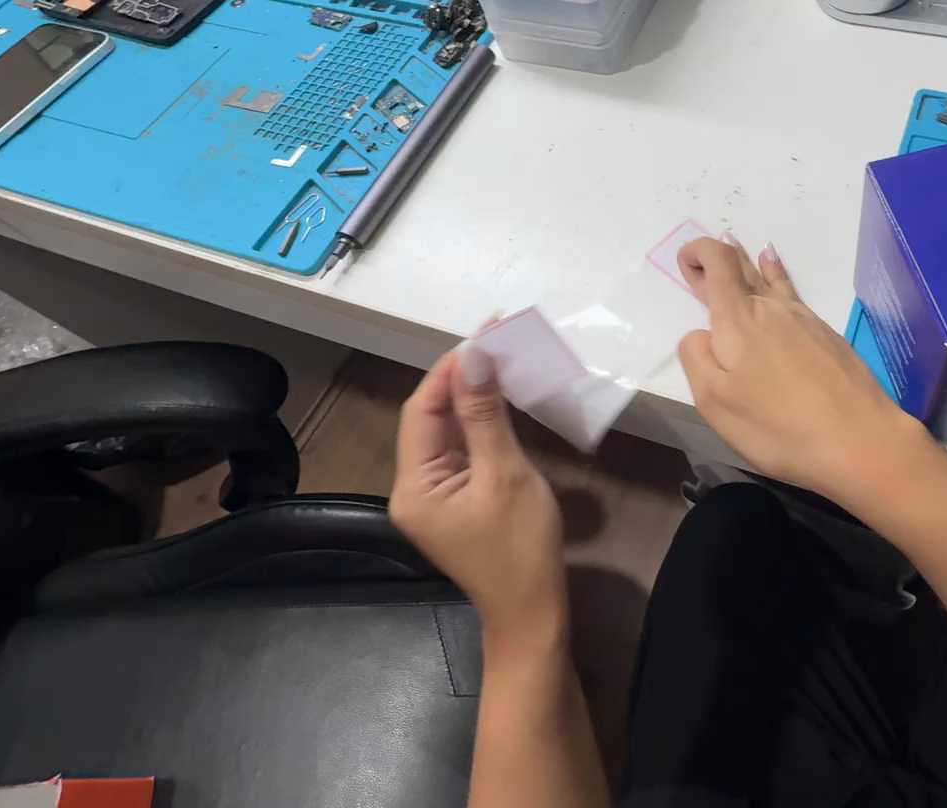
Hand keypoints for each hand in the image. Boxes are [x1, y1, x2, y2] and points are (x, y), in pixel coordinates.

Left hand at [391, 346, 566, 636]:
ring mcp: (434, 495)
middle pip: (430, 417)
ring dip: (471, 396)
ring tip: (500, 360)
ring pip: (447, 430)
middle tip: (496, 339)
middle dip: (460, 376)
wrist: (533, 611)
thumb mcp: (505, 474)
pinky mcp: (456, 499)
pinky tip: (500, 401)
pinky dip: (480, 421)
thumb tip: (473, 358)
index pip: (422, 409)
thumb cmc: (521, 546)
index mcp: (414, 485)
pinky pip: (462, 448)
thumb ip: (485, 414)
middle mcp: (413, 487)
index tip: (483, 334)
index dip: (449, 369)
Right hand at [676, 238, 933, 500]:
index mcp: (738, 319)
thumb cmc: (777, 426)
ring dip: (750, 266)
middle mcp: (772, 308)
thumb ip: (696, 358)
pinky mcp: (828, 336)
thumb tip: (700, 333)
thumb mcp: (715, 401)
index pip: (718, 263)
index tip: (685, 257)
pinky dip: (778, 278)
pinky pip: (793, 295)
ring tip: (741, 249)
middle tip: (702, 258)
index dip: (699, 251)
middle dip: (719, 259)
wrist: (859, 440)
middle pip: (743, 268)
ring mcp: (805, 320)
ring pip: (770, 282)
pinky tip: (777, 273)